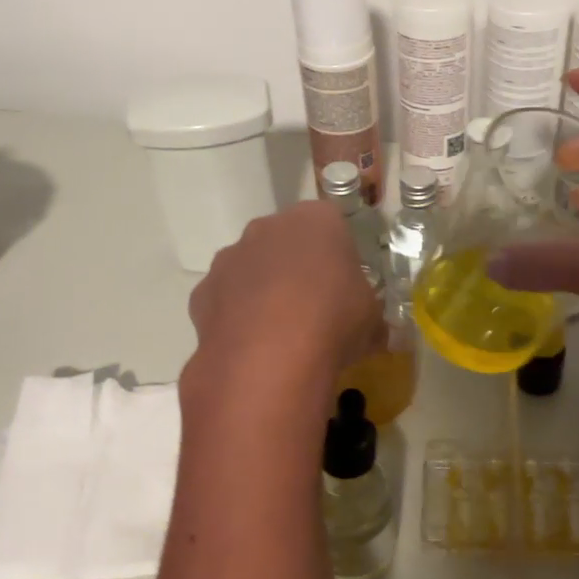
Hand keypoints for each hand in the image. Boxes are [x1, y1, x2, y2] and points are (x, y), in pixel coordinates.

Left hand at [185, 201, 379, 421]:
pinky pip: (225, 299)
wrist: (268, 359)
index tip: (345, 285)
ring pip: (251, 268)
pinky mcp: (202, 292)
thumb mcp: (372, 321)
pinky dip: (236, 317)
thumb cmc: (333, 322)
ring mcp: (230, 257)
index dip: (338, 255)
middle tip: (314, 307)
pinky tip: (252, 347)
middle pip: (285, 242)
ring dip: (263, 290)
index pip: (331, 224)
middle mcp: (268, 227)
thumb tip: (375, 332)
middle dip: (297, 267)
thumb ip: (370, 316)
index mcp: (316, 220)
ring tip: (280, 334)